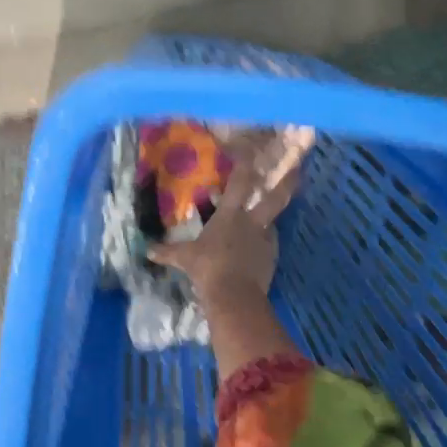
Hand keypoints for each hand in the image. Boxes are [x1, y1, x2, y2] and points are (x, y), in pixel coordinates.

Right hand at [147, 136, 298, 305]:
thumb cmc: (208, 268)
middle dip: (287, 183)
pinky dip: (261, 247)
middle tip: (298, 171)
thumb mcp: (184, 259)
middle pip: (275, 197)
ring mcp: (265, 241)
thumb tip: (148, 250)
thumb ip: (168, 251)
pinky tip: (252, 254)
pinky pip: (268, 247)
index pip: (240, 181)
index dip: (245, 163)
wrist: (235, 296)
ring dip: (266, 222)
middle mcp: (252, 222)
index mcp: (230, 215)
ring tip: (259, 225)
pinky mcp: (272, 259)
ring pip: (271, 224)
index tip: (251, 149)